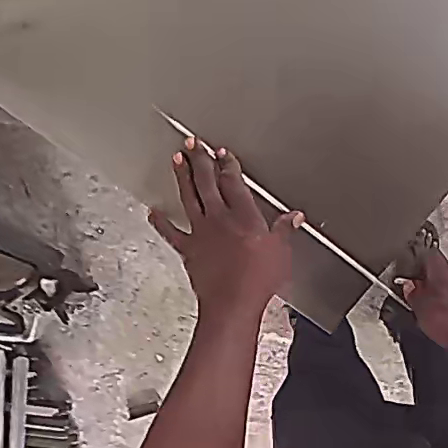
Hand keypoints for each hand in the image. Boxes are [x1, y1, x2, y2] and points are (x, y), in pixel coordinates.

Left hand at [149, 138, 302, 326]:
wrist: (233, 303)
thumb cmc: (257, 280)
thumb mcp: (281, 253)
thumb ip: (284, 231)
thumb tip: (293, 218)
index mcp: (244, 216)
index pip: (233, 182)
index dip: (228, 164)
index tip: (223, 153)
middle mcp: (219, 219)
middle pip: (207, 182)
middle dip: (200, 160)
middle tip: (193, 143)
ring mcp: (201, 233)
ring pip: (188, 197)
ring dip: (182, 176)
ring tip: (176, 159)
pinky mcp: (189, 250)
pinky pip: (171, 232)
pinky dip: (161, 222)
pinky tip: (153, 212)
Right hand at [398, 248, 447, 359]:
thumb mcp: (421, 308)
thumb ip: (412, 294)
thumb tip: (408, 287)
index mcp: (443, 272)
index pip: (429, 254)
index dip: (415, 257)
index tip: (406, 265)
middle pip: (437, 271)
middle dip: (422, 280)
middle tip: (410, 290)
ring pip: (445, 288)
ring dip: (432, 295)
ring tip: (422, 309)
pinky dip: (443, 309)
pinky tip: (437, 321)